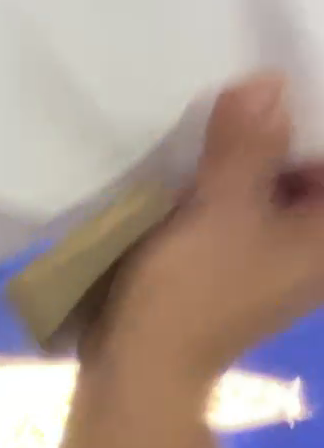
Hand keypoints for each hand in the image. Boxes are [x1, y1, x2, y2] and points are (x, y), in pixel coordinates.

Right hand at [96, 72, 323, 394]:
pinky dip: (223, 206)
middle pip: (312, 177)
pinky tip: (188, 201)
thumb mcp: (216, 212)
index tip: (266, 108)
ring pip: (277, 199)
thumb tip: (266, 81)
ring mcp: (285, 265)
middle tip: (229, 123)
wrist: (141, 366)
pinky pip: (247, 223)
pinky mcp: (242, 277)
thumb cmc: (191, 291)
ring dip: (242, 176)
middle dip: (273, 148)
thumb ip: (244, 149)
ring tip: (202, 160)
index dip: (306, 127)